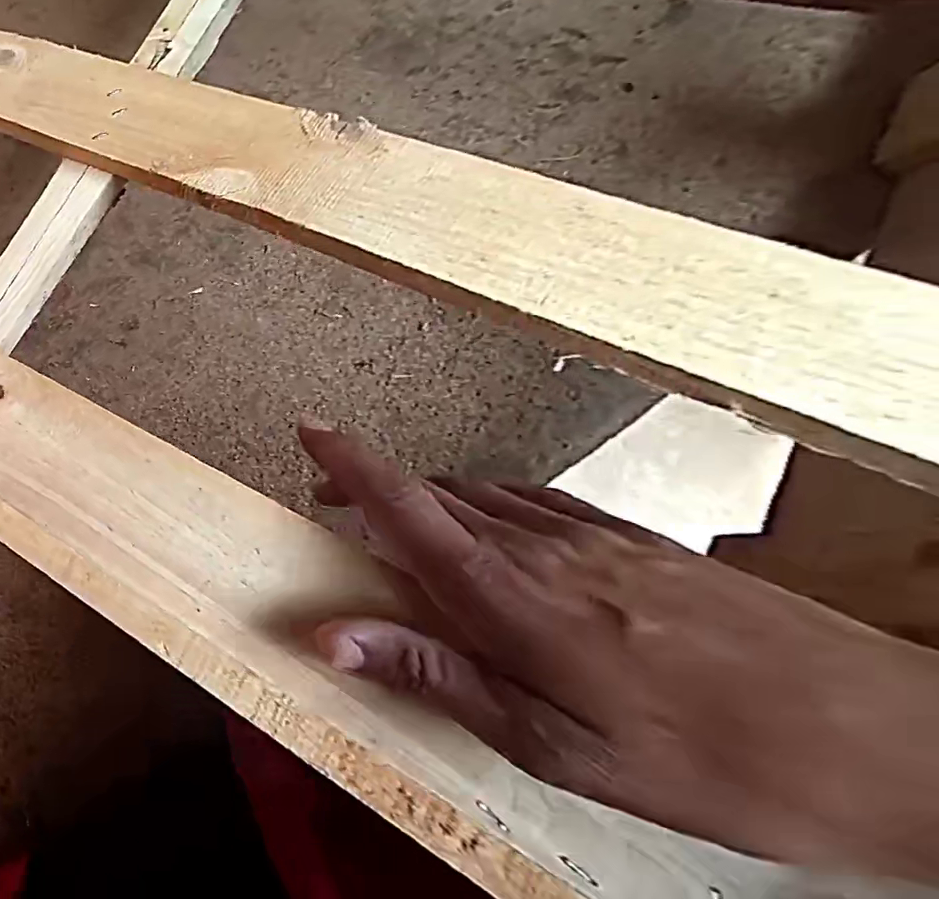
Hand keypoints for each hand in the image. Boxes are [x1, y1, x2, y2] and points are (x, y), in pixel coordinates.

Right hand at [298, 421, 938, 884]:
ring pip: (473, 494)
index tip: (310, 429)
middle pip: (428, 494)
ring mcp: (591, 535)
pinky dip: (480, 499)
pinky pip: (530, 498)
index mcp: (509, 595)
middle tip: (325, 496)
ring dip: (418, 496)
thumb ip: (435, 676)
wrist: (909, 745)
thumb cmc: (718, 760)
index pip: (404, 505)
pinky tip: (483, 521)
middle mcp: (539, 547)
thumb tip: (331, 638)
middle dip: (365, 484)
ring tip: (392, 519)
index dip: (348, 461)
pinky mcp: (633, 538)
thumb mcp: (557, 746)